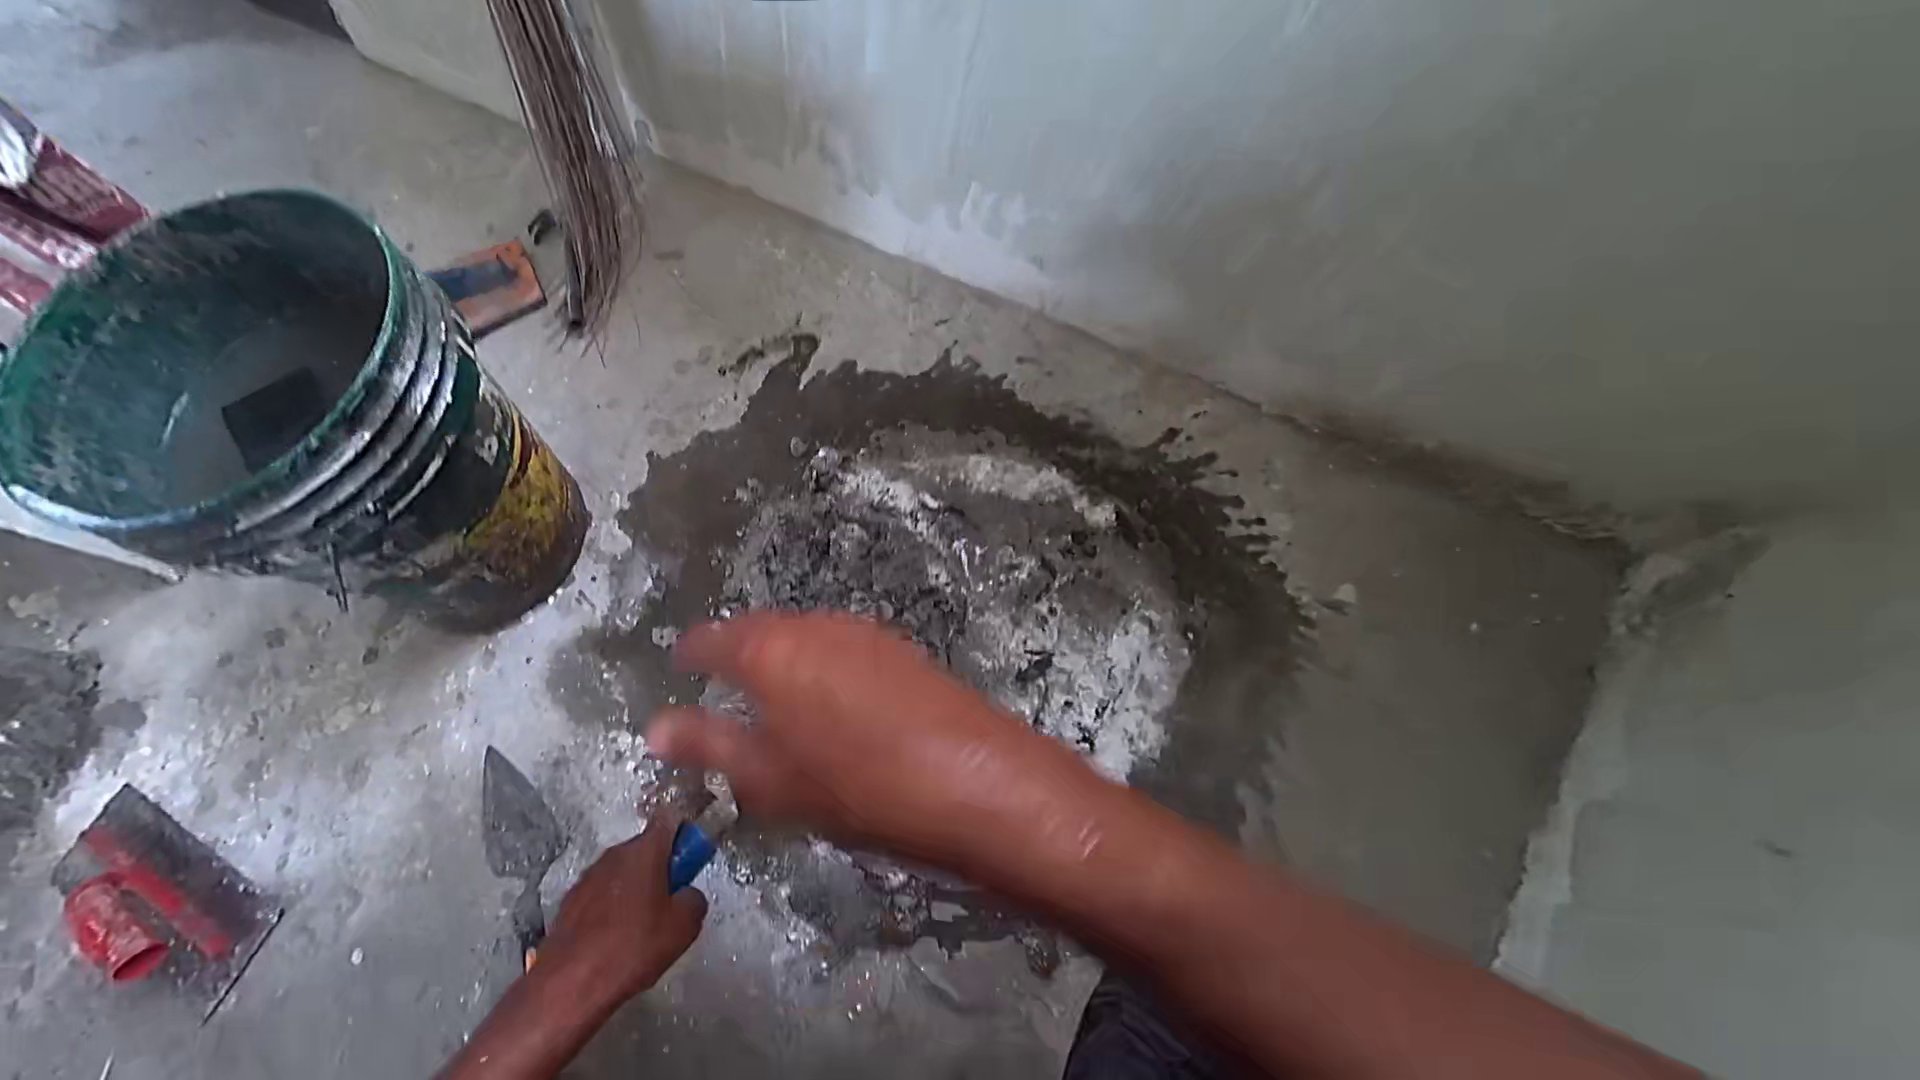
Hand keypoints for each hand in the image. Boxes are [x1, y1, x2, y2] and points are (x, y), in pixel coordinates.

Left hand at [537, 814, 707, 1004]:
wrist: (566, 989)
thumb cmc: (631, 948)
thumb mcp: (685, 925)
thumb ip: (695, 898)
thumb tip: (686, 895)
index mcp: (644, 850)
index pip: (669, 819)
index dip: (684, 835)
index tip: (690, 861)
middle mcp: (614, 856)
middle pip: (645, 847)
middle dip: (661, 866)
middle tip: (671, 900)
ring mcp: (586, 879)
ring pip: (622, 872)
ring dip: (635, 888)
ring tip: (642, 926)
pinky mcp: (567, 905)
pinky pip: (601, 895)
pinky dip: (611, 909)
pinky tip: (615, 940)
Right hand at [644, 612, 1110, 875]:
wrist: (971, 775)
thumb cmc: (856, 784)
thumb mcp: (771, 778)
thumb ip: (709, 745)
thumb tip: (656, 725)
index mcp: (771, 649)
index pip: (713, 639)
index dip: (692, 653)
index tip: (680, 667)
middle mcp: (815, 624)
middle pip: (761, 631)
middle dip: (738, 655)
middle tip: (722, 688)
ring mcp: (864, 631)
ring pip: (806, 637)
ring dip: (784, 660)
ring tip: (775, 700)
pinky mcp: (900, 646)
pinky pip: (843, 648)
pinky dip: (823, 666)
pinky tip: (833, 703)